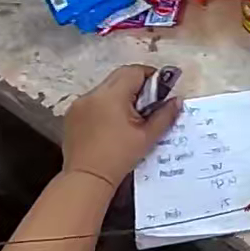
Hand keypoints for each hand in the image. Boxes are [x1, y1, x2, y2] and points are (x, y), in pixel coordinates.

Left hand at [61, 65, 181, 187]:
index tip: (159, 91)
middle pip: (119, 76)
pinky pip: (93, 100)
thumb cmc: (120, 158)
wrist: (87, 178)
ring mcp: (79, 103)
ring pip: (106, 88)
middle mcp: (93, 94)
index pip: (134, 71)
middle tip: (147, 103)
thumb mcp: (147, 137)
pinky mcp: (72, 114)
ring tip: (128, 117)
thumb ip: (164, 115)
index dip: (150, 76)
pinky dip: (105, 105)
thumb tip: (177, 100)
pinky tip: (110, 125)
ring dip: (120, 95)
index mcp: (112, 96)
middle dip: (136, 84)